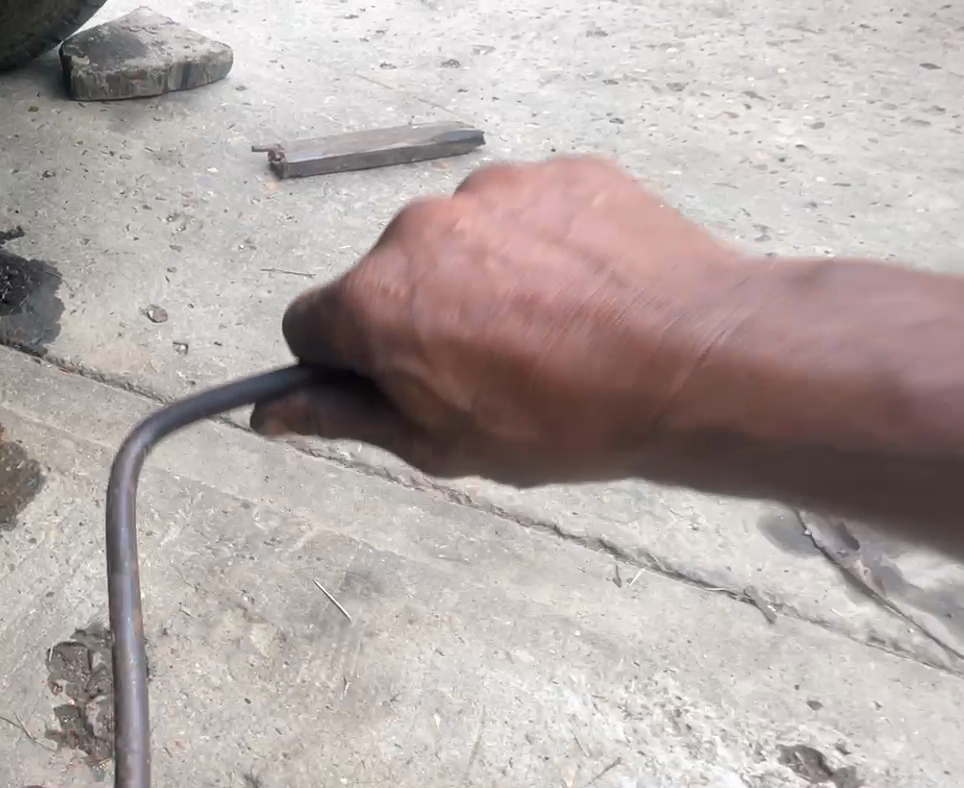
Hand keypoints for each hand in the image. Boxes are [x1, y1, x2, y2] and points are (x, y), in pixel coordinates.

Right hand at [251, 156, 746, 484]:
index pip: (306, 324)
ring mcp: (487, 191)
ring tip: (529, 325)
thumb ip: (336, 416)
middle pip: (374, 281)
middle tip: (468, 364)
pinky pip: (507, 213)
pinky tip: (567, 287)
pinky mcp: (553, 170)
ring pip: (440, 245)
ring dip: (460, 280)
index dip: (337, 362)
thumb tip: (264, 415)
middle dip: (401, 319)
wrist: (700, 361)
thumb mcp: (427, 441)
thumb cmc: (549, 421)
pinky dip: (519, 247)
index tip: (386, 384)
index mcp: (370, 302)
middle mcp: (412, 230)